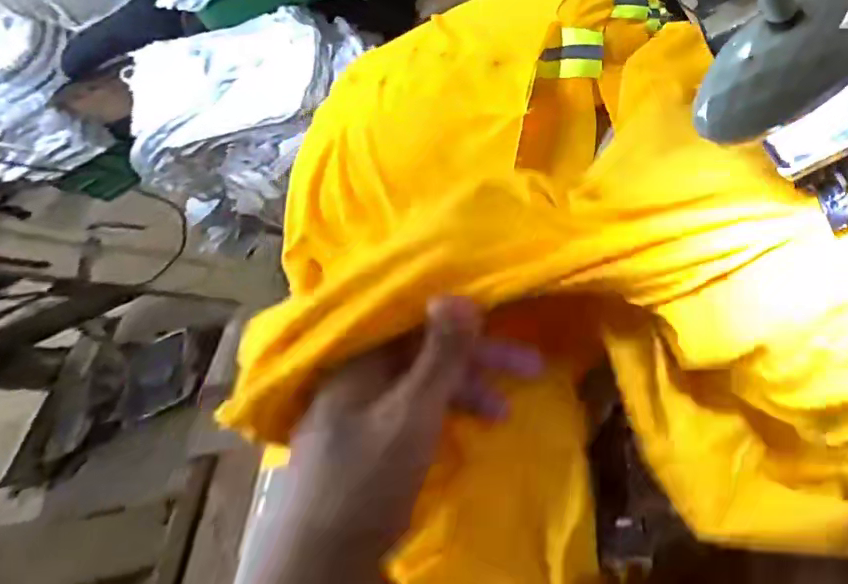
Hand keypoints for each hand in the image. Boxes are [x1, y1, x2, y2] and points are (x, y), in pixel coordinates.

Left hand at [255, 298, 542, 582]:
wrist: (316, 575)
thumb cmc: (366, 483)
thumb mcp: (413, 412)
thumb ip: (440, 353)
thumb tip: (457, 291)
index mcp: (357, 362)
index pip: (419, 321)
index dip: (465, 318)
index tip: (505, 322)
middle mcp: (355, 379)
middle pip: (426, 351)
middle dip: (479, 359)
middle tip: (531, 366)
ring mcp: (357, 414)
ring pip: (423, 382)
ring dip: (468, 389)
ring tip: (505, 412)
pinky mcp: (364, 446)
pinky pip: (413, 409)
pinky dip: (445, 413)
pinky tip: (471, 426)